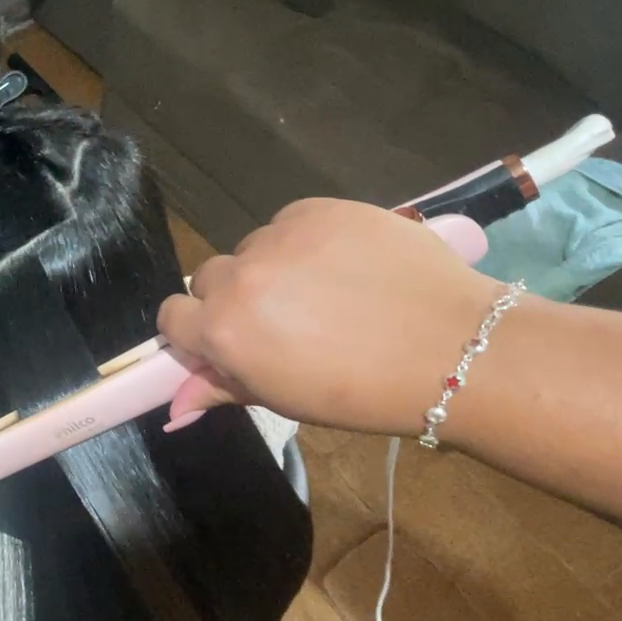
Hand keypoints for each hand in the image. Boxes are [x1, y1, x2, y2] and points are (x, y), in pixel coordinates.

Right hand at [158, 199, 508, 435]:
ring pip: (250, 249)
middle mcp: (239, 278)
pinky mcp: (319, 210)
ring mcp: (278, 238)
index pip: (171, 316)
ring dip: (268, 268)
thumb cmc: (356, 391)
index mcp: (222, 330)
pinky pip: (288, 222)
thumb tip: (174, 410)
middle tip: (277, 319)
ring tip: (320, 291)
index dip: (193, 330)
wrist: (450, 349)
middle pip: (208, 278)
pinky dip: (302, 241)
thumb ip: (220, 390)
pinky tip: (340, 264)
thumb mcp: (280, 398)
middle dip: (230, 298)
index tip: (223, 341)